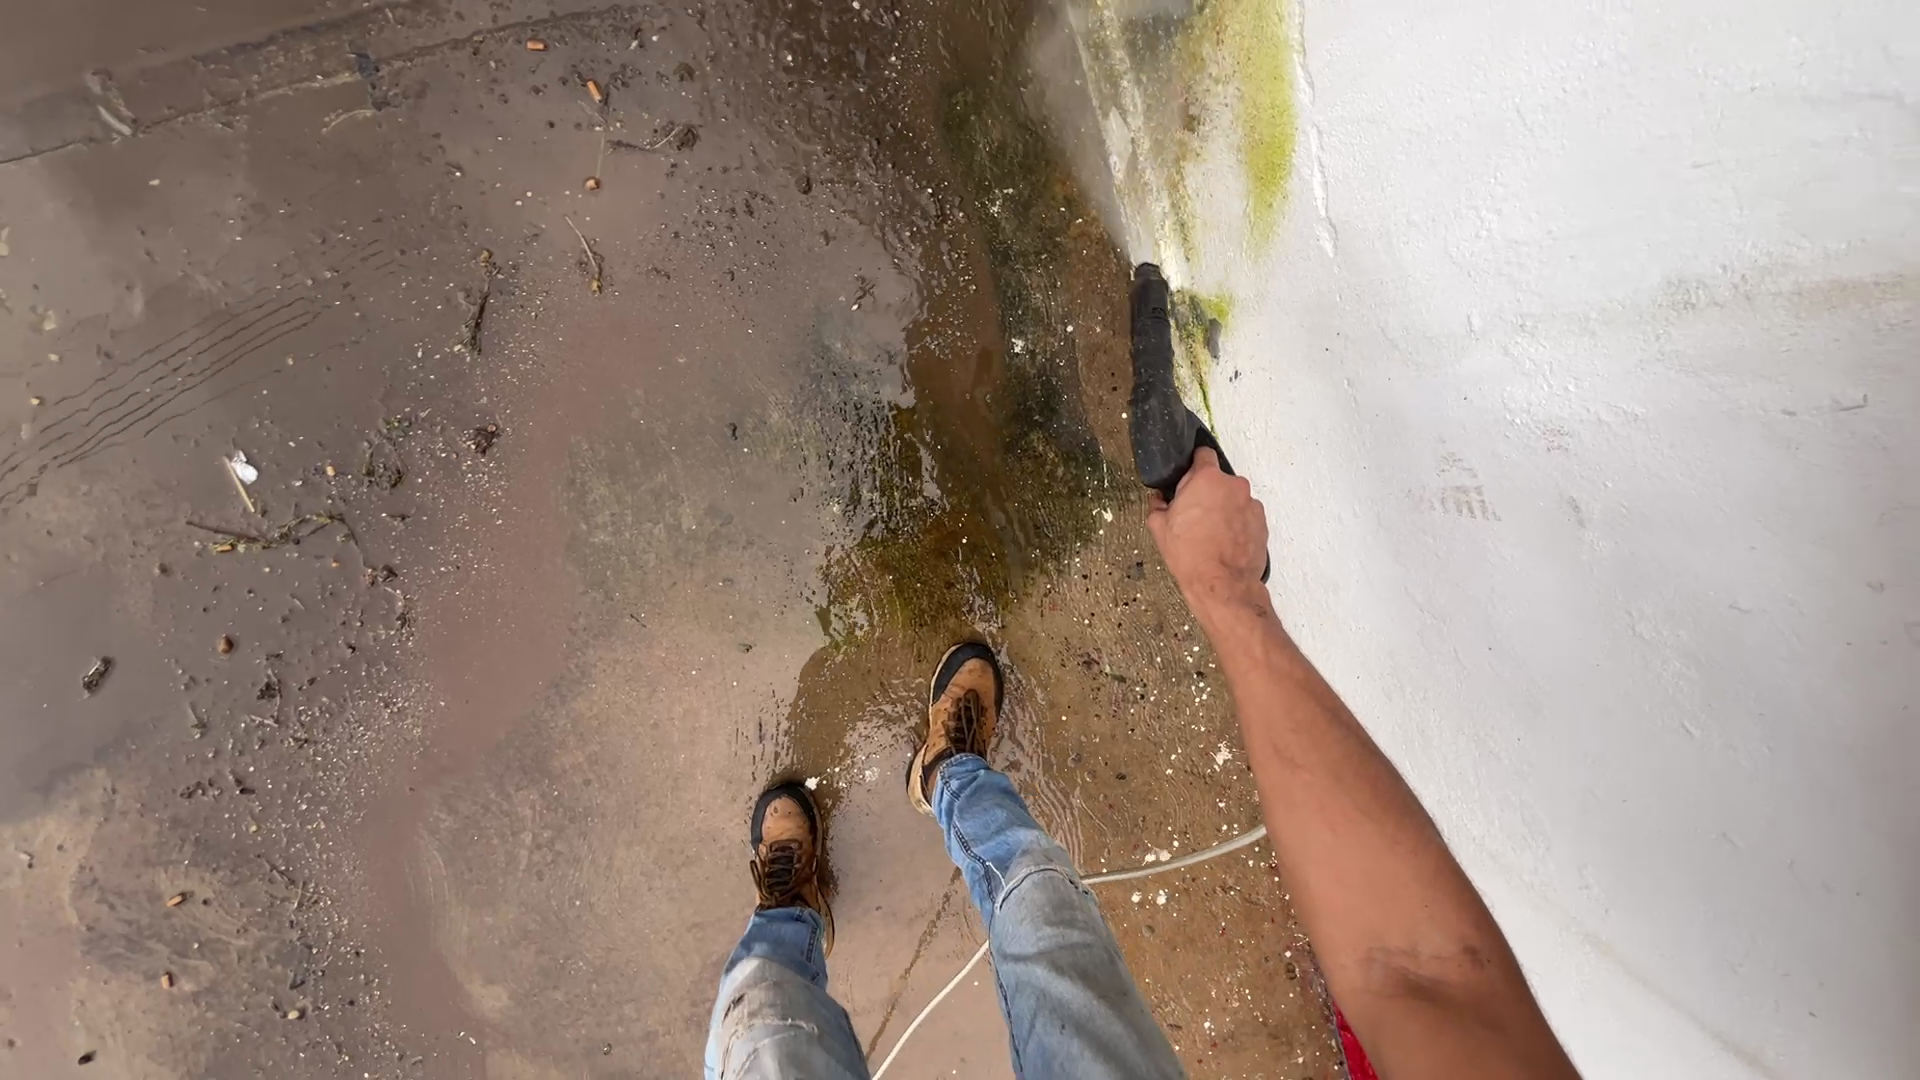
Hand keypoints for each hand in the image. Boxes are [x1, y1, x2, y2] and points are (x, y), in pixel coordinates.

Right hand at [1145, 448, 1271, 619]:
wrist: (1221, 584)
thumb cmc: (1192, 555)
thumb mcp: (1159, 527)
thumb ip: (1158, 506)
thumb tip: (1159, 502)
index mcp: (1207, 479)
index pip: (1203, 454)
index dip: (1192, 466)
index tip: (1188, 478)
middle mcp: (1233, 486)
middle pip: (1217, 481)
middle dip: (1206, 493)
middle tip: (1192, 515)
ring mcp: (1251, 504)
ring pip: (1232, 499)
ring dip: (1222, 510)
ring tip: (1208, 534)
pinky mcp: (1261, 523)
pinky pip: (1244, 516)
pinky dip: (1235, 525)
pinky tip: (1221, 542)